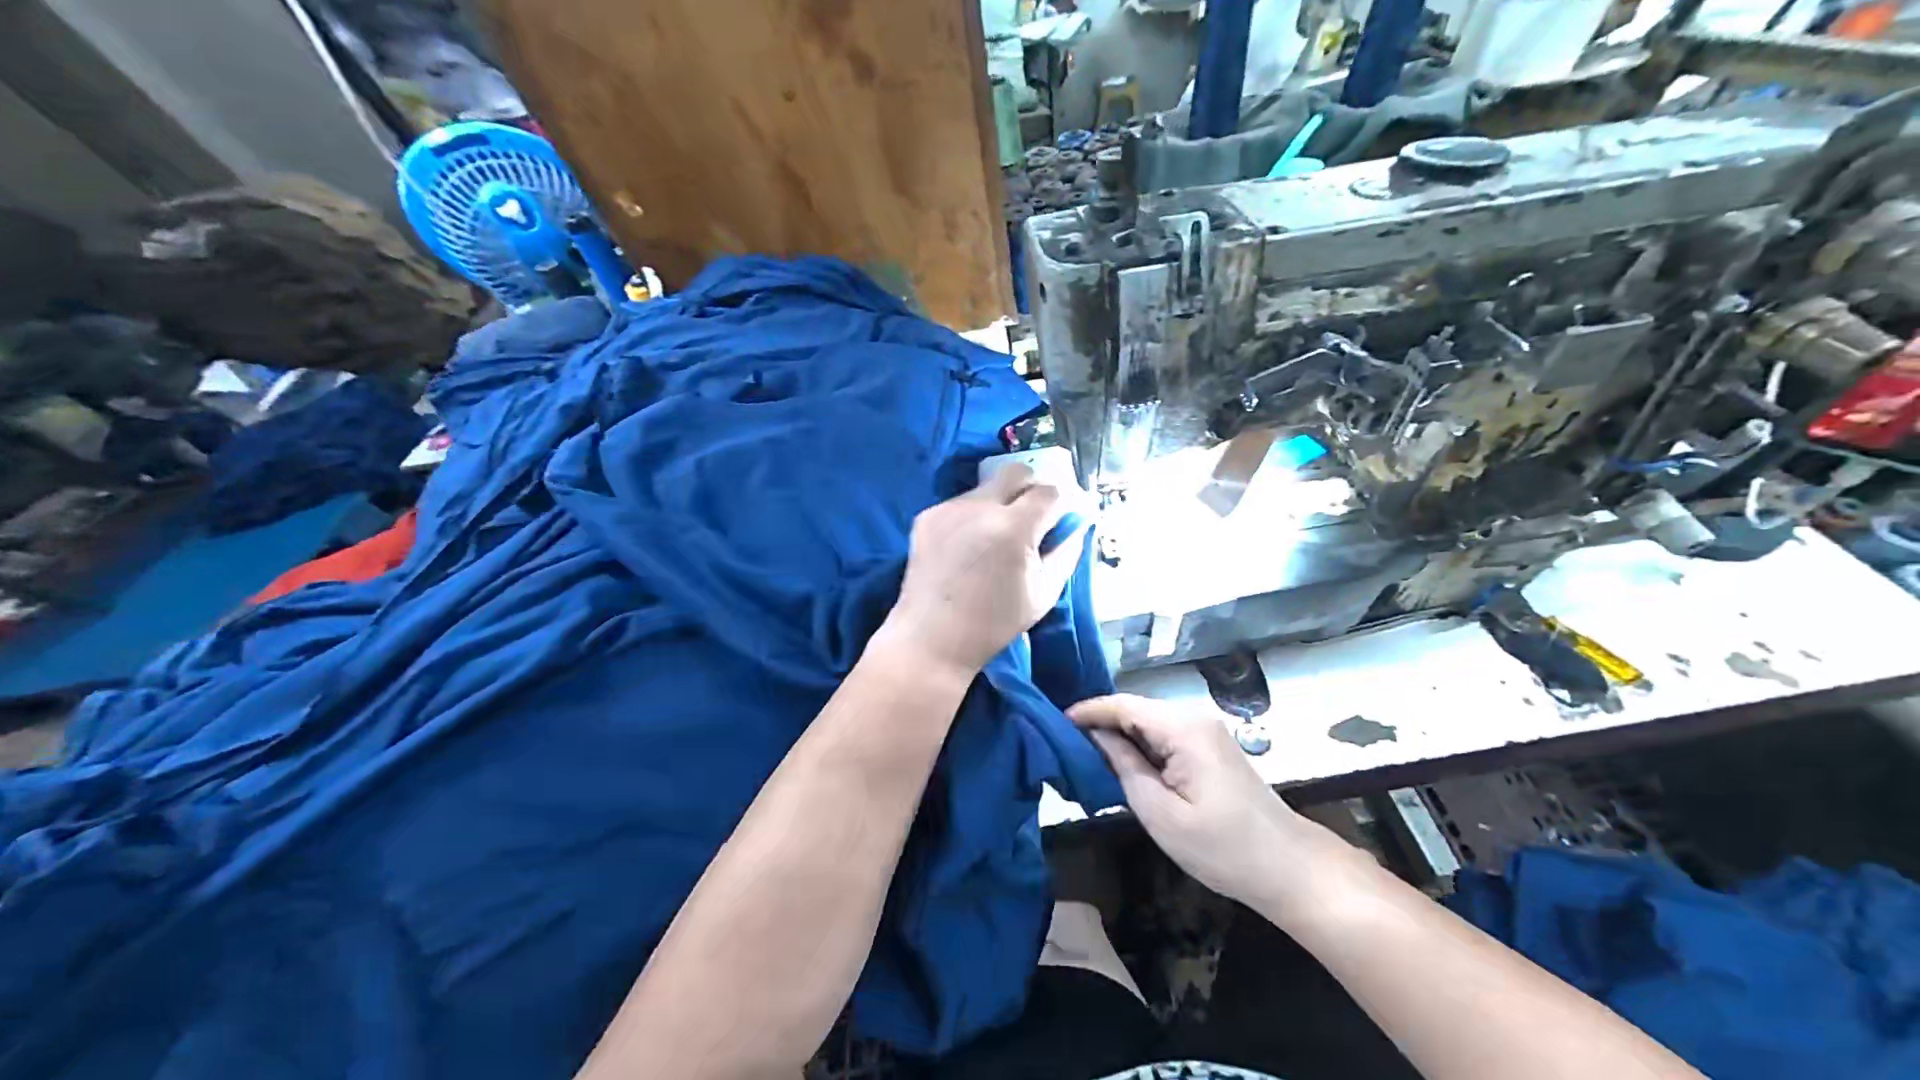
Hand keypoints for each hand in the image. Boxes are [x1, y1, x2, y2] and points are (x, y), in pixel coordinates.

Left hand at [880, 463, 1091, 675]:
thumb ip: (1065, 552)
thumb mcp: (1045, 593)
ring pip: (986, 488)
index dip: (1059, 505)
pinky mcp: (927, 516)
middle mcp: (979, 508)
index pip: (1049, 491)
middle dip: (1031, 487)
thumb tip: (1075, 524)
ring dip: (999, 504)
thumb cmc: (994, 623)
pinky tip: (967, 549)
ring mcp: (949, 509)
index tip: (1058, 521)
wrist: (933, 637)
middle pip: (1017, 472)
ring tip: (993, 541)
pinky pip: (960, 504)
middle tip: (1032, 516)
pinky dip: (972, 517)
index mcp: (1014, 528)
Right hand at [1070, 694, 1356, 909]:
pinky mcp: (1211, 746)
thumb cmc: (1222, 848)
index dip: (1088, 711)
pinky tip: (1121, 759)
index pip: (1124, 705)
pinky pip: (1165, 734)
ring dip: (1119, 733)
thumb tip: (1097, 736)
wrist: (1288, 867)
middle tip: (1064, 740)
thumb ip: (1124, 766)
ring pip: (1150, 720)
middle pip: (1136, 708)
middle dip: (1100, 721)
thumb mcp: (1160, 813)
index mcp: (1183, 729)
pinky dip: (1140, 743)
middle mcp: (1195, 718)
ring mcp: (1207, 730)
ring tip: (1084, 750)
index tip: (1056, 722)